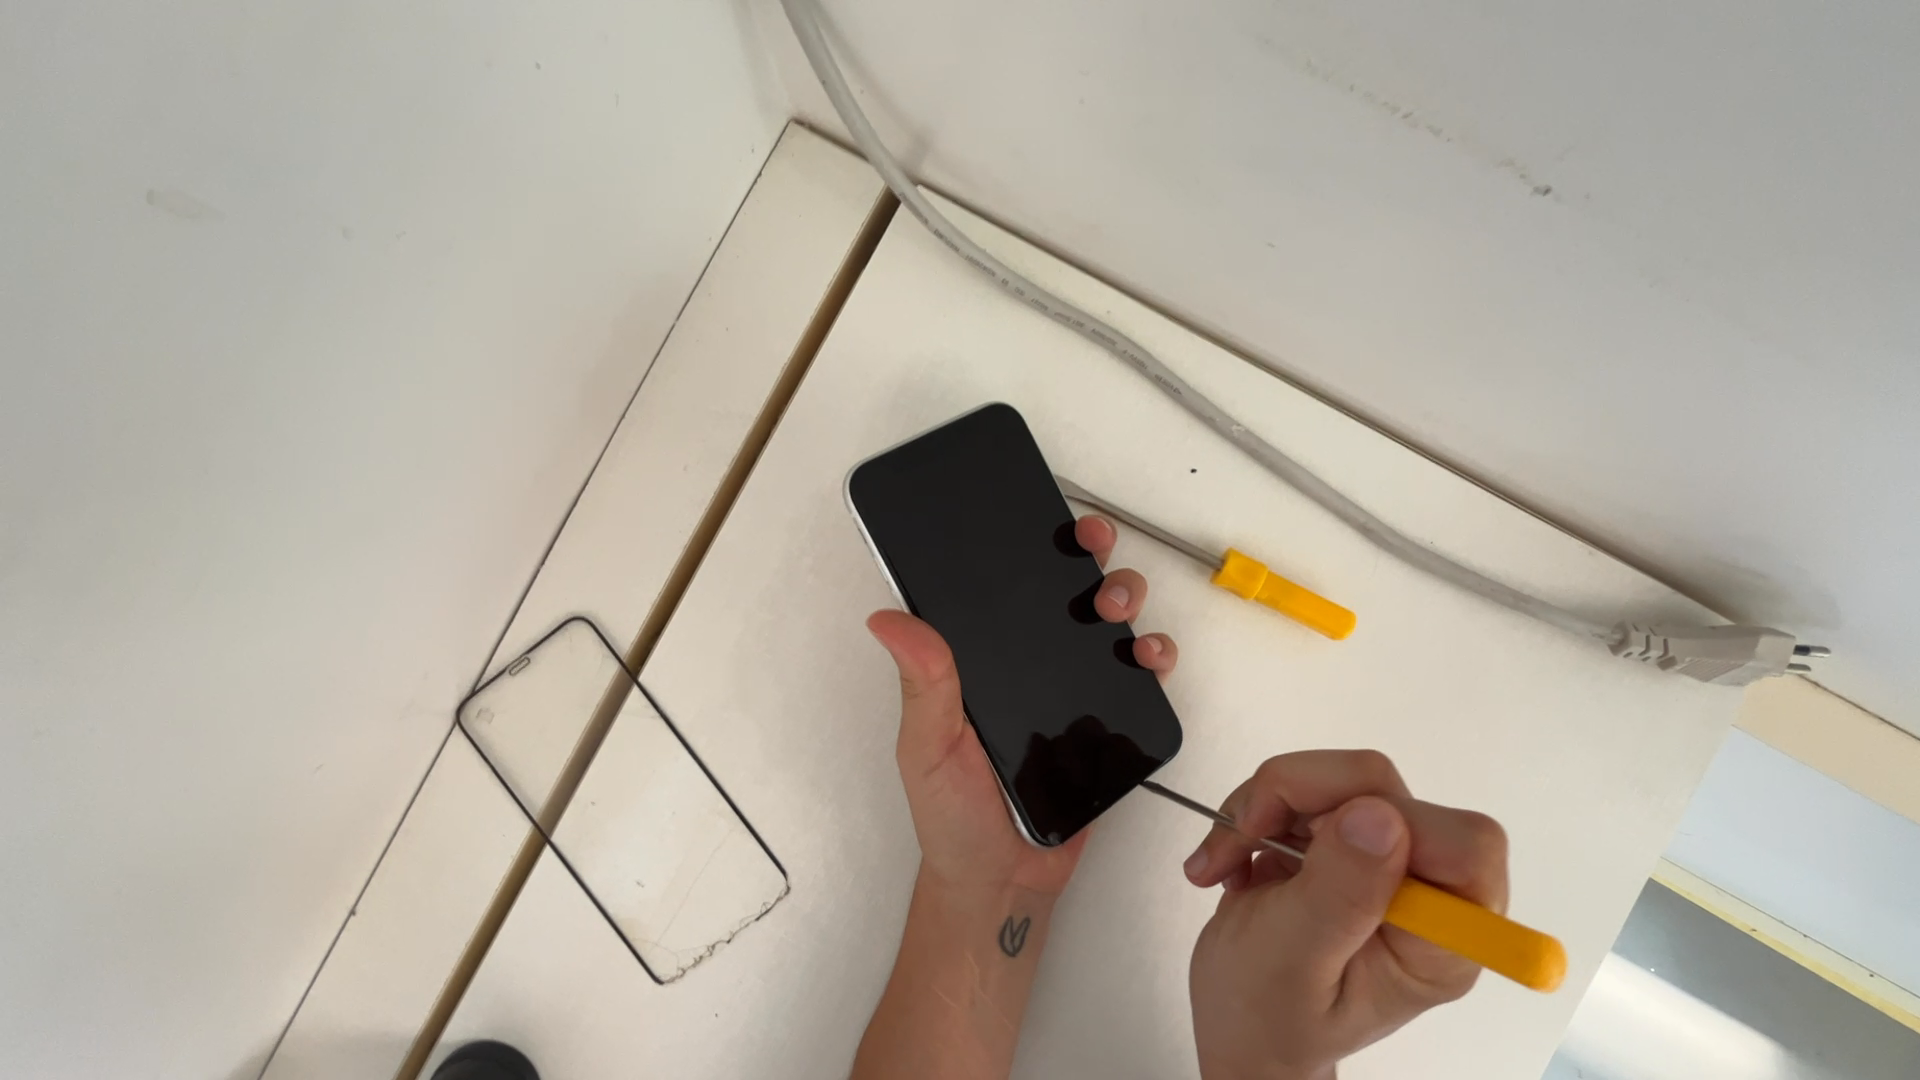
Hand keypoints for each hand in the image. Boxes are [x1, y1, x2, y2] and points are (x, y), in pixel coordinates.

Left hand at [866, 514, 1178, 900]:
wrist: (1006, 879)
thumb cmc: (954, 813)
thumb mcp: (928, 745)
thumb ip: (922, 685)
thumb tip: (886, 618)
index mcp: (977, 661)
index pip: (1000, 590)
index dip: (1023, 548)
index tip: (1042, 519)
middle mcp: (1026, 664)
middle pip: (1062, 593)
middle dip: (1085, 559)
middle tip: (1090, 552)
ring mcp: (1070, 689)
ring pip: (1106, 623)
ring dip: (1122, 596)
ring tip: (1117, 610)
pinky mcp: (1106, 720)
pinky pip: (1137, 677)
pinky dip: (1151, 656)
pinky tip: (1148, 656)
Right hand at [1183, 751, 1507, 1079]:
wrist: (1237, 1024)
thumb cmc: (1264, 1016)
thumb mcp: (1294, 961)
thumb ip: (1339, 894)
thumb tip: (1378, 815)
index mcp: (1438, 937)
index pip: (1461, 843)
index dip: (1392, 821)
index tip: (1316, 842)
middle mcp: (1420, 889)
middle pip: (1381, 788)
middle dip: (1296, 796)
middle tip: (1243, 836)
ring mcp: (1375, 858)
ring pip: (1330, 778)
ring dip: (1260, 804)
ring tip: (1221, 860)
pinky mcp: (1336, 838)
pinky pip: (1298, 788)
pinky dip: (1250, 810)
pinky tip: (1228, 858)